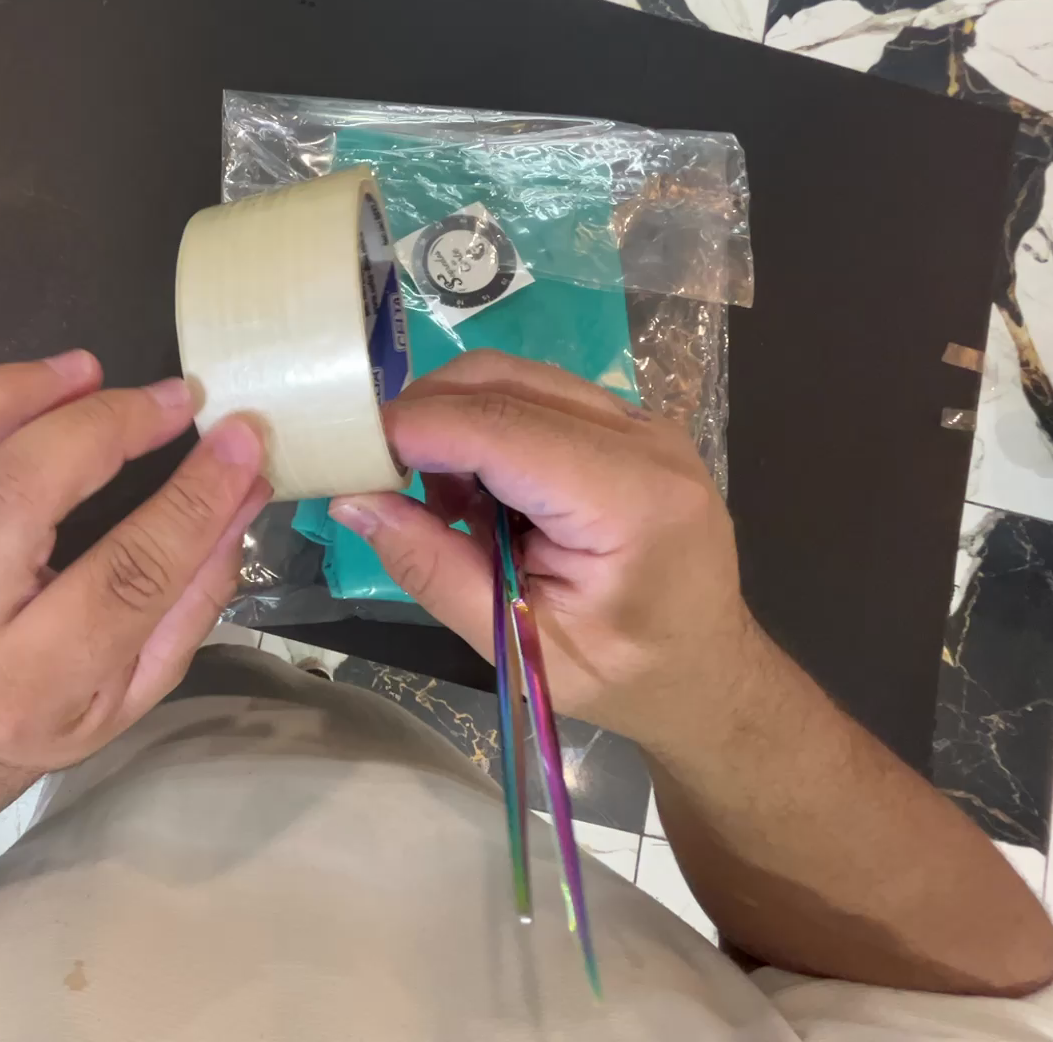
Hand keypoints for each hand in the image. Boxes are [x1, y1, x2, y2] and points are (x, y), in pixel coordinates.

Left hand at [0, 350, 270, 773]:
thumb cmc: (63, 710)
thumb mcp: (147, 680)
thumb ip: (199, 588)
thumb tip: (245, 486)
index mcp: (33, 683)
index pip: (124, 576)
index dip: (191, 499)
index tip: (240, 440)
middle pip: (17, 497)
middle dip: (104, 428)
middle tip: (170, 399)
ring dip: (15, 393)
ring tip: (87, 370)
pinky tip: (36, 385)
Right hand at [328, 350, 756, 749]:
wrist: (705, 671)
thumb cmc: (620, 674)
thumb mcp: (514, 642)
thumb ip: (430, 567)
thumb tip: (352, 502)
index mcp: (630, 499)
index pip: (500, 428)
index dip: (414, 429)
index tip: (346, 453)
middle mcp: (643, 439)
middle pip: (501, 381)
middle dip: (421, 414)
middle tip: (374, 471)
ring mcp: (638, 423)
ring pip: (510, 378)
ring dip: (448, 420)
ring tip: (433, 495)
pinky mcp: (621, 425)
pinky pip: (528, 396)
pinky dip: (476, 428)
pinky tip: (472, 489)